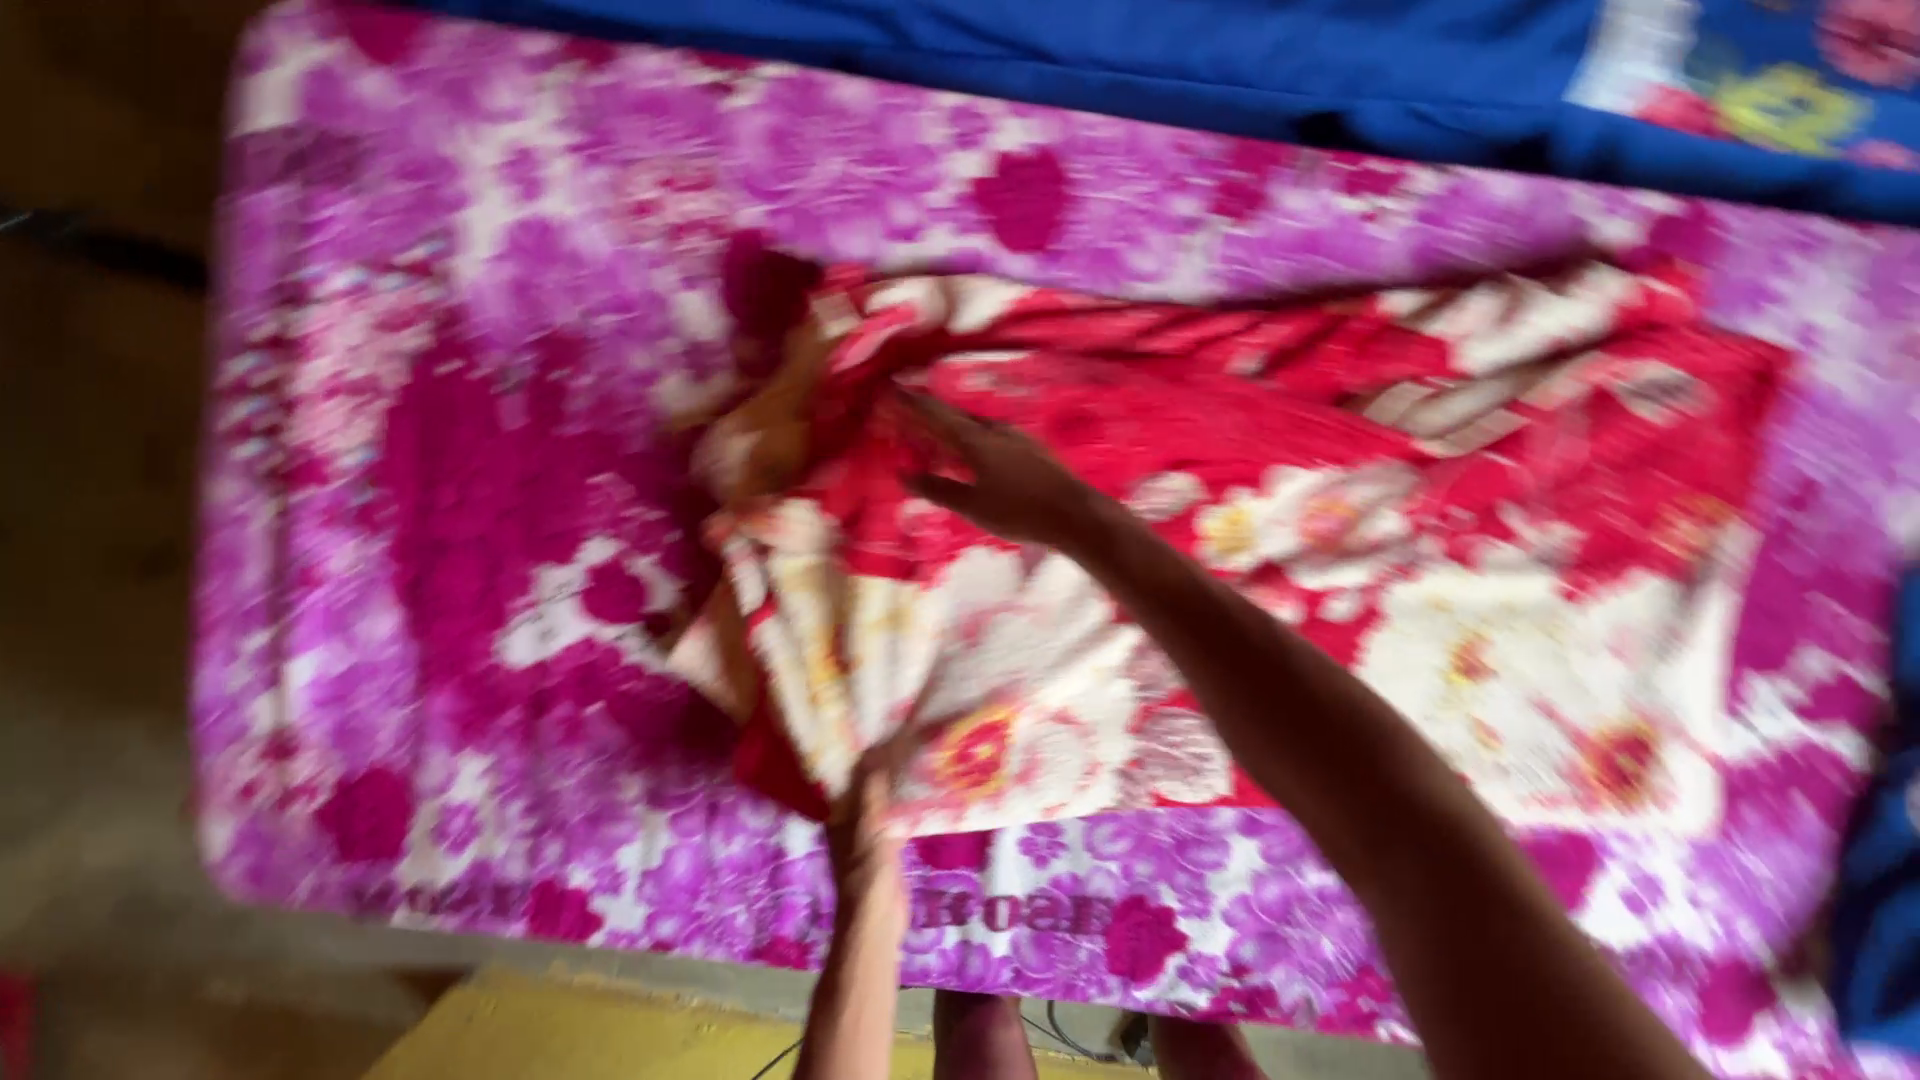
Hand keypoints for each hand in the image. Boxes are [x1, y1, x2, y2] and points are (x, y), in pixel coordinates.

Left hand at [825, 735, 910, 931]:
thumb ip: (872, 790)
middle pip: (867, 789)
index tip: (880, 731)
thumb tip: (873, 749)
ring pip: (884, 804)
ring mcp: (871, 837)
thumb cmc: (866, 872)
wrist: (878, 921)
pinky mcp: (890, 849)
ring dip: (897, 786)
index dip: (862, 757)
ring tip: (917, 756)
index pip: (848, 779)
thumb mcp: (868, 826)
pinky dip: (909, 807)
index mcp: (838, 817)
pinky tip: (925, 791)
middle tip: (905, 737)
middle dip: (882, 769)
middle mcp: (851, 824)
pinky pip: (899, 820)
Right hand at [897, 389, 1110, 553]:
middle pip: (956, 416)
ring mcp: (1017, 438)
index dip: (912, 403)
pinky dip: (973, 440)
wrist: (1075, 515)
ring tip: (939, 436)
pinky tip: (975, 454)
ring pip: (976, 426)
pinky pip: (992, 437)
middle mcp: (995, 430)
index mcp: (976, 439)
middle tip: (910, 413)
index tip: (892, 391)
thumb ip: (938, 488)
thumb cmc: (1019, 511)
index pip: (936, 414)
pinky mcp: (1032, 450)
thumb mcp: (971, 506)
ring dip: (954, 428)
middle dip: (930, 414)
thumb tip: (903, 474)